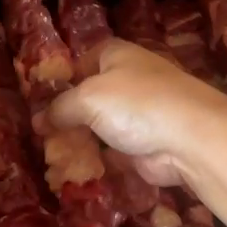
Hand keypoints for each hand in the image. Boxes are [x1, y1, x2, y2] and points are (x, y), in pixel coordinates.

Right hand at [47, 40, 226, 187]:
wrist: (188, 138)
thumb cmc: (136, 104)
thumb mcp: (88, 98)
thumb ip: (60, 108)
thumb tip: (37, 119)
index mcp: (116, 56)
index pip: (83, 60)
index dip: (62, 79)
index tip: (40, 101)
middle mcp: (129, 80)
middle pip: (90, 96)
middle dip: (68, 115)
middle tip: (40, 134)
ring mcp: (138, 115)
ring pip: (100, 126)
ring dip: (80, 140)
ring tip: (51, 154)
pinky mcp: (143, 145)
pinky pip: (112, 152)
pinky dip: (96, 160)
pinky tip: (73, 170)